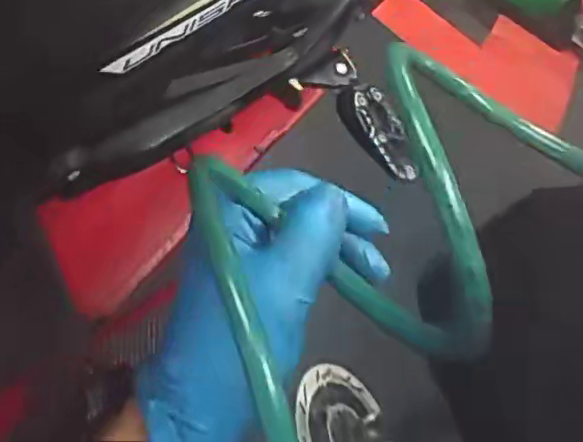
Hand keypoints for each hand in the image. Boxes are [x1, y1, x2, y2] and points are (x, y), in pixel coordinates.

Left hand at [133, 169, 390, 441]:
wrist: (201, 397)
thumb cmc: (243, 331)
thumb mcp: (285, 278)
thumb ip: (311, 229)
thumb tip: (335, 195)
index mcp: (227, 203)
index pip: (289, 184)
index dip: (337, 200)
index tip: (379, 227)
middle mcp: (228, 213)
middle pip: (293, 205)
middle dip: (339, 227)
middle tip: (380, 260)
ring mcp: (235, 243)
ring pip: (294, 231)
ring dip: (334, 247)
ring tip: (374, 275)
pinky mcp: (244, 272)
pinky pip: (287, 253)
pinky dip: (317, 263)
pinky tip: (344, 279)